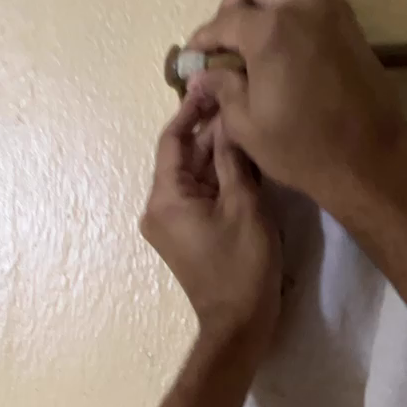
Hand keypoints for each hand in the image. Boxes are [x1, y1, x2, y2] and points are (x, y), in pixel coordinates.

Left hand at [140, 90, 280, 348]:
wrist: (237, 322)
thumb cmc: (242, 265)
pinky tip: (244, 157)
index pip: (171, 139)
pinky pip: (197, 194)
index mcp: (164, 199)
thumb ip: (233, 157)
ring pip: (192, 174)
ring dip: (216, 151)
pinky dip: (217, 176)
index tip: (218, 84)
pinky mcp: (183, 233)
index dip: (193, 109)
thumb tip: (228, 115)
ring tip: (249, 121)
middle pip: (182, 156)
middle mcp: (157, 208)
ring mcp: (169, 223)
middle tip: (243, 98)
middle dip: (210, 129)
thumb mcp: (244, 203)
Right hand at [185, 0, 406, 212]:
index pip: (225, 21)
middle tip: (226, 37)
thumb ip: (221, 90)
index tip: (192, 59)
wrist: (366, 154)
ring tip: (253, 26)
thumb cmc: (300, 147)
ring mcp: (329, 6)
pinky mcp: (346, 18)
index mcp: (271, 32)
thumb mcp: (246, 126)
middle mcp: (301, 4)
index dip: (203, 41)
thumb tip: (201, 76)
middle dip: (234, 0)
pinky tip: (279, 36)